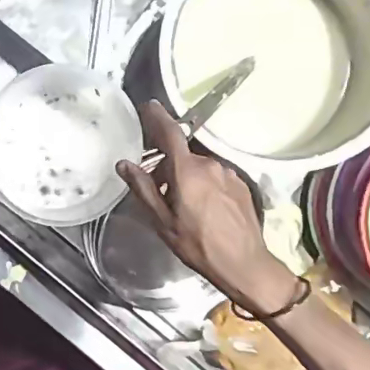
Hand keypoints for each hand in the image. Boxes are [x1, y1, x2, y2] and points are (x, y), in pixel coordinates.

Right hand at [116, 102, 300, 314]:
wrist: (244, 263)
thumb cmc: (198, 246)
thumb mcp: (163, 222)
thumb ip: (144, 189)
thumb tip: (124, 164)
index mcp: (187, 171)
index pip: (170, 133)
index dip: (157, 117)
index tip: (147, 106)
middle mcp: (210, 165)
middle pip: (181, 156)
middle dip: (168, 168)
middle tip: (160, 196)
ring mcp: (228, 174)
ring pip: (198, 168)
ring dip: (187, 179)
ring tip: (183, 209)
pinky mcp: (240, 184)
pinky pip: (215, 177)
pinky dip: (204, 186)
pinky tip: (204, 211)